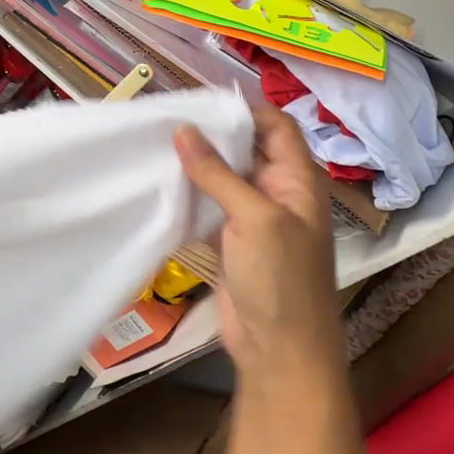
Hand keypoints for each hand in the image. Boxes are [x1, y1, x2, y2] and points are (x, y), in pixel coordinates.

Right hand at [174, 104, 342, 391]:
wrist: (280, 350)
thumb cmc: (281, 280)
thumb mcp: (254, 218)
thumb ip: (218, 172)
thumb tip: (183, 128)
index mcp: (298, 182)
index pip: (276, 127)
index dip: (244, 110)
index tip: (198, 103)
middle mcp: (278, 192)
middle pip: (246, 146)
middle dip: (211, 131)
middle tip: (166, 117)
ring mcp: (254, 216)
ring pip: (223, 173)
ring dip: (195, 159)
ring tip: (155, 141)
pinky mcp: (231, 237)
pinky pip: (208, 200)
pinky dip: (188, 187)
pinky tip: (160, 178)